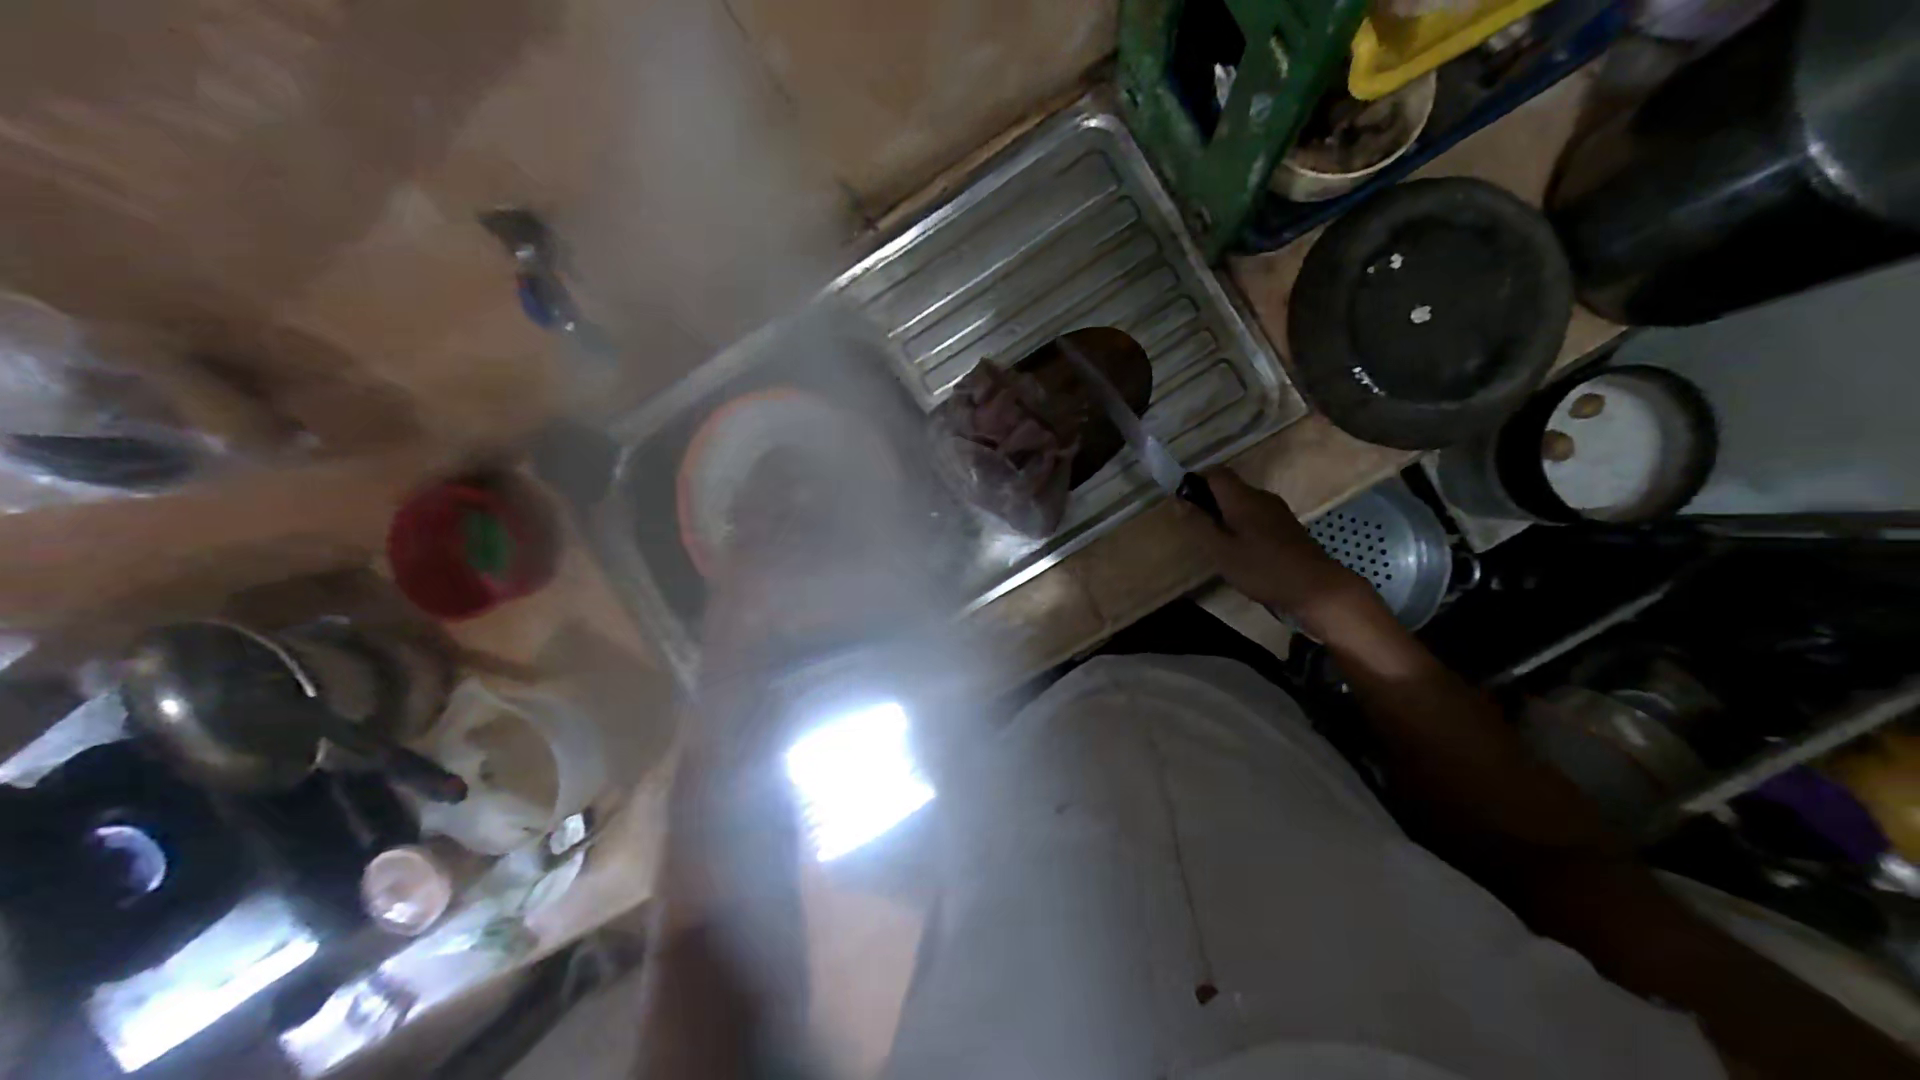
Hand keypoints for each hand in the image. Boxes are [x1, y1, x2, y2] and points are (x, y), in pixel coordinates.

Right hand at [1178, 468, 1381, 635]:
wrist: (1317, 589)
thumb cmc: (1263, 569)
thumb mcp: (1221, 550)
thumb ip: (1198, 524)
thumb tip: (1178, 500)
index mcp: (1243, 498)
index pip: (1216, 472)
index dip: (1195, 480)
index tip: (1182, 502)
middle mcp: (1262, 497)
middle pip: (1230, 487)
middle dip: (1208, 501)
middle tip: (1194, 528)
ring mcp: (1278, 512)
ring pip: (1243, 503)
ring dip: (1225, 515)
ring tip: (1214, 542)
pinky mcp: (1287, 528)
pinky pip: (1256, 517)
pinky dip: (1241, 525)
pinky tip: (1239, 550)